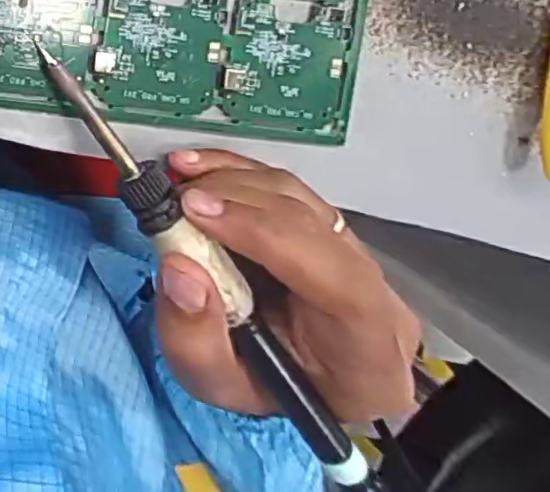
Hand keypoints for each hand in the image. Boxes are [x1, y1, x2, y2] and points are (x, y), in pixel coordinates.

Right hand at [155, 149, 420, 421]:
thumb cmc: (253, 383)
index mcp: (367, 355)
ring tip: (178, 189)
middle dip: (235, 202)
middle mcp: (375, 297)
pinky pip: (278, 182)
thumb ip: (194, 336)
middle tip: (175, 203)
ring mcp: (351, 254)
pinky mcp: (319, 223)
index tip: (198, 213)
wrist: (270, 373)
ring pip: (294, 194)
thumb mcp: (214, 382)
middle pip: (313, 226)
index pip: (339, 281)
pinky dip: (230, 168)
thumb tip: (180, 268)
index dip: (267, 234)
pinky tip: (193, 167)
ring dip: (228, 181)